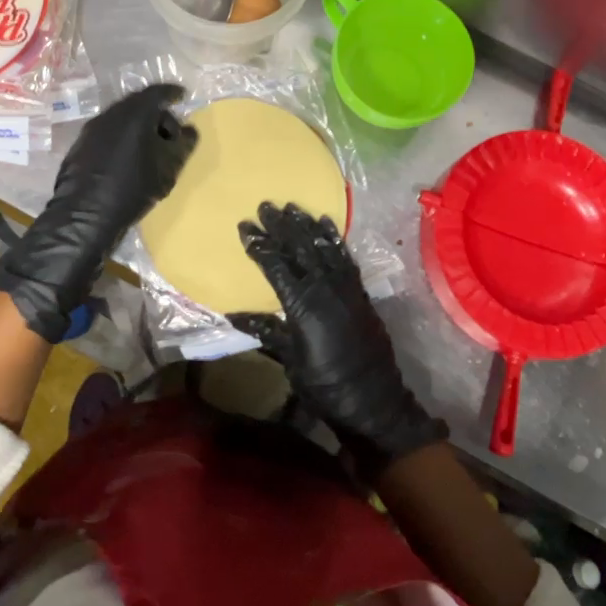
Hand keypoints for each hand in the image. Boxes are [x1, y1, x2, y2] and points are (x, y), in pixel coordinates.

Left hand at [0, 84, 197, 340]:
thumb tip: (188, 129)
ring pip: (121, 118)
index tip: (182, 96)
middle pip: (138, 103)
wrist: (84, 214)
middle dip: (156, 112)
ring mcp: (92, 128)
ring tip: (151, 146)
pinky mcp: (80, 145)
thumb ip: (183, 143)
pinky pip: (108, 132)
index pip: (158, 92)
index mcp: (135, 112)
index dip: (173, 93)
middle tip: (170, 128)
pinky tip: (128, 157)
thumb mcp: (169, 167)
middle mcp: (112, 113)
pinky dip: (122, 137)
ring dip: (138, 127)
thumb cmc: (134, 186)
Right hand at [229, 203, 445, 475]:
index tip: (244, 226)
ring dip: (307, 225)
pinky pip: (344, 256)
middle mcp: (324, 287)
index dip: (259, 245)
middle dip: (281, 226)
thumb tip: (232, 314)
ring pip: (323, 246)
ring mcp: (345, 286)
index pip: (276, 265)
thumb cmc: (324, 384)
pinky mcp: (359, 290)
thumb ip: (265, 331)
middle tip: (265, 206)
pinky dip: (334, 238)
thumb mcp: (290, 359)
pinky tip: (326, 224)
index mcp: (302, 303)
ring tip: (291, 207)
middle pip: (299, 247)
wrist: (372, 399)